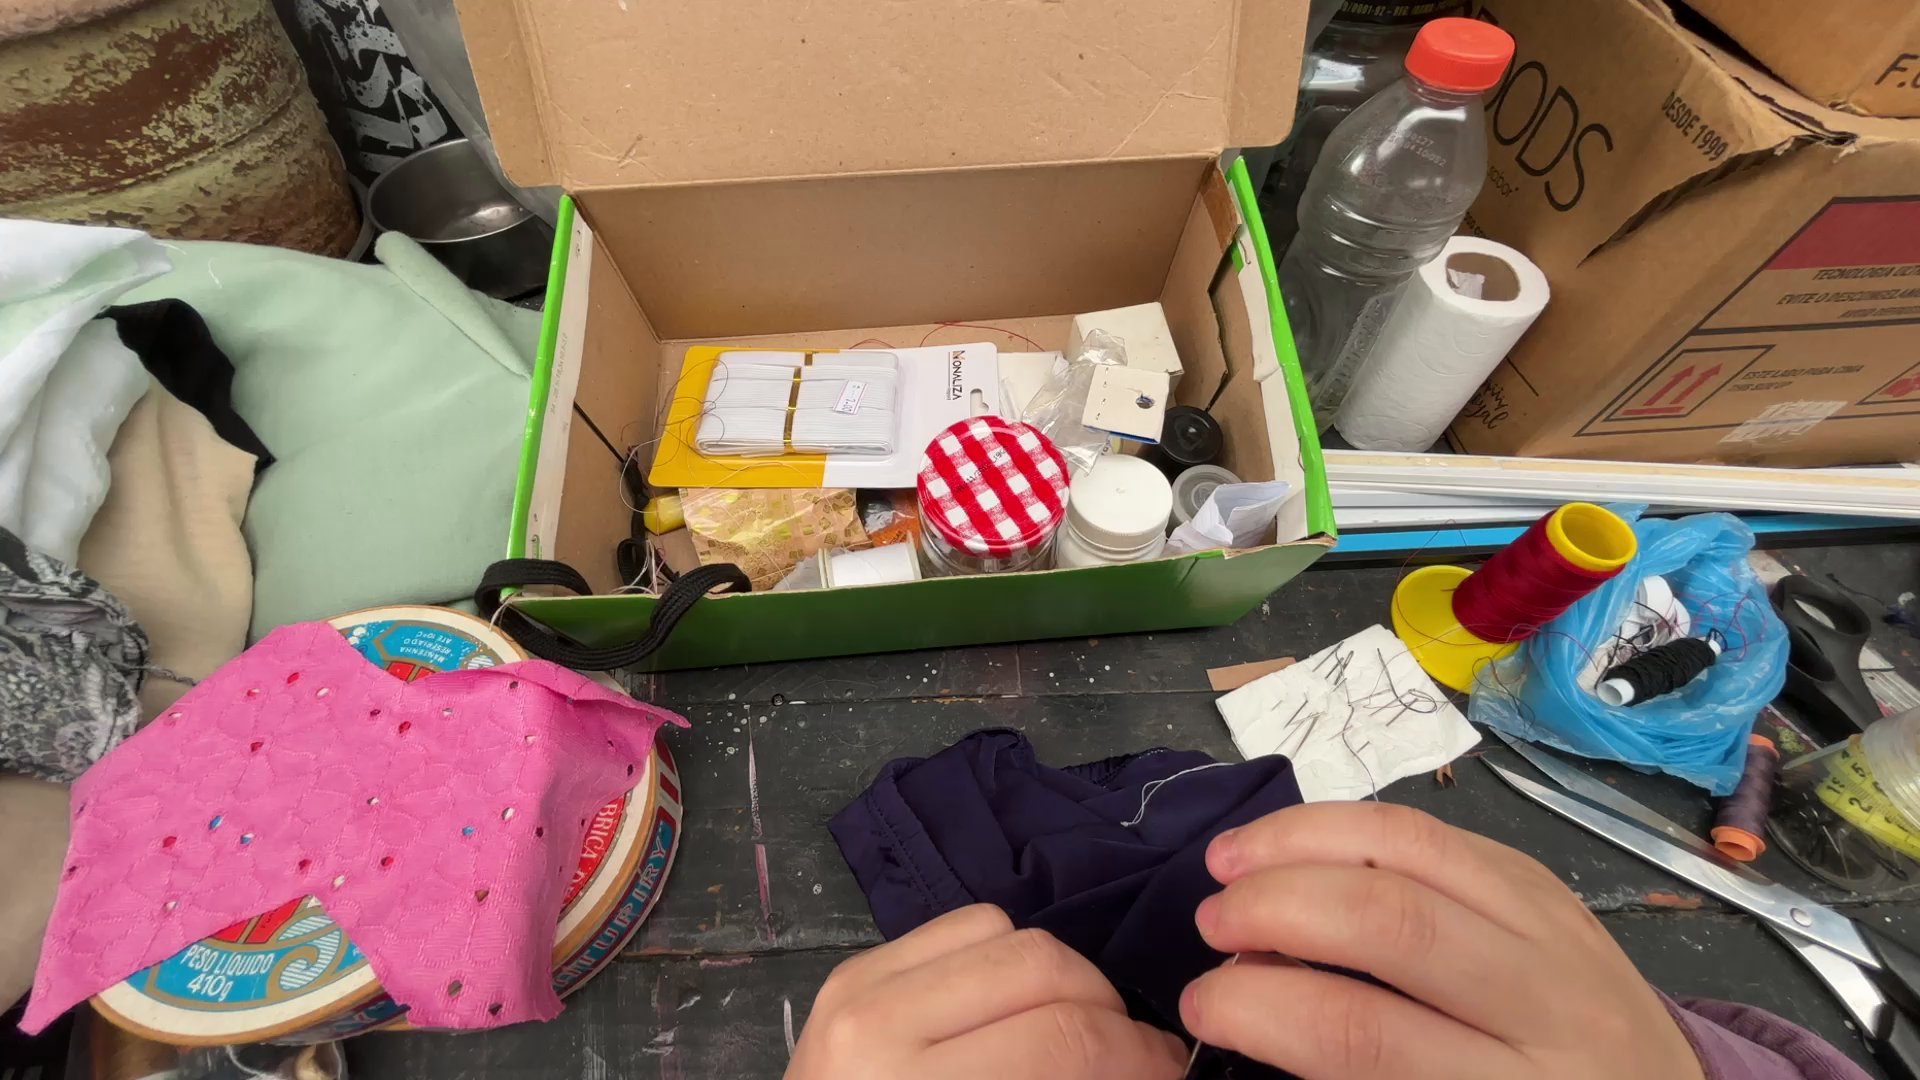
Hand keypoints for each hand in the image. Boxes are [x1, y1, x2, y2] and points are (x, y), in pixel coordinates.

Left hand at [787, 904, 1186, 1079]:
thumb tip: (1146, 1066)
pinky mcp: (854, 966)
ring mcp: (859, 982)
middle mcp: (880, 1023)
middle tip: (1130, 1044)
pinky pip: (954, 925)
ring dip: (1054, 970)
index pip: (1058, 1040)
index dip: (1133, 1051)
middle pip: (1034, 963)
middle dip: (1103, 1001)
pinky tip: (1012, 998)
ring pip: (998, 925)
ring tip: (1074, 1017)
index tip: (1169, 1068)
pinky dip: (1001, 953)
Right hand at [1179, 802, 1705, 1079]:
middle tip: (1209, 921)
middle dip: (1270, 907)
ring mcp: (1552, 920)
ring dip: (1291, 839)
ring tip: (1225, 859)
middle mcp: (1556, 1002)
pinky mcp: (1533, 875)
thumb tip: (1240, 990)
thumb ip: (1347, 1063)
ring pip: (1402, 842)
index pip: (1367, 1033)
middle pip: (1389, 918)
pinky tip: (1289, 845)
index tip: (1200, 1002)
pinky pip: (1418, 826)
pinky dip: (1334, 826)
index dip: (1260, 1010)